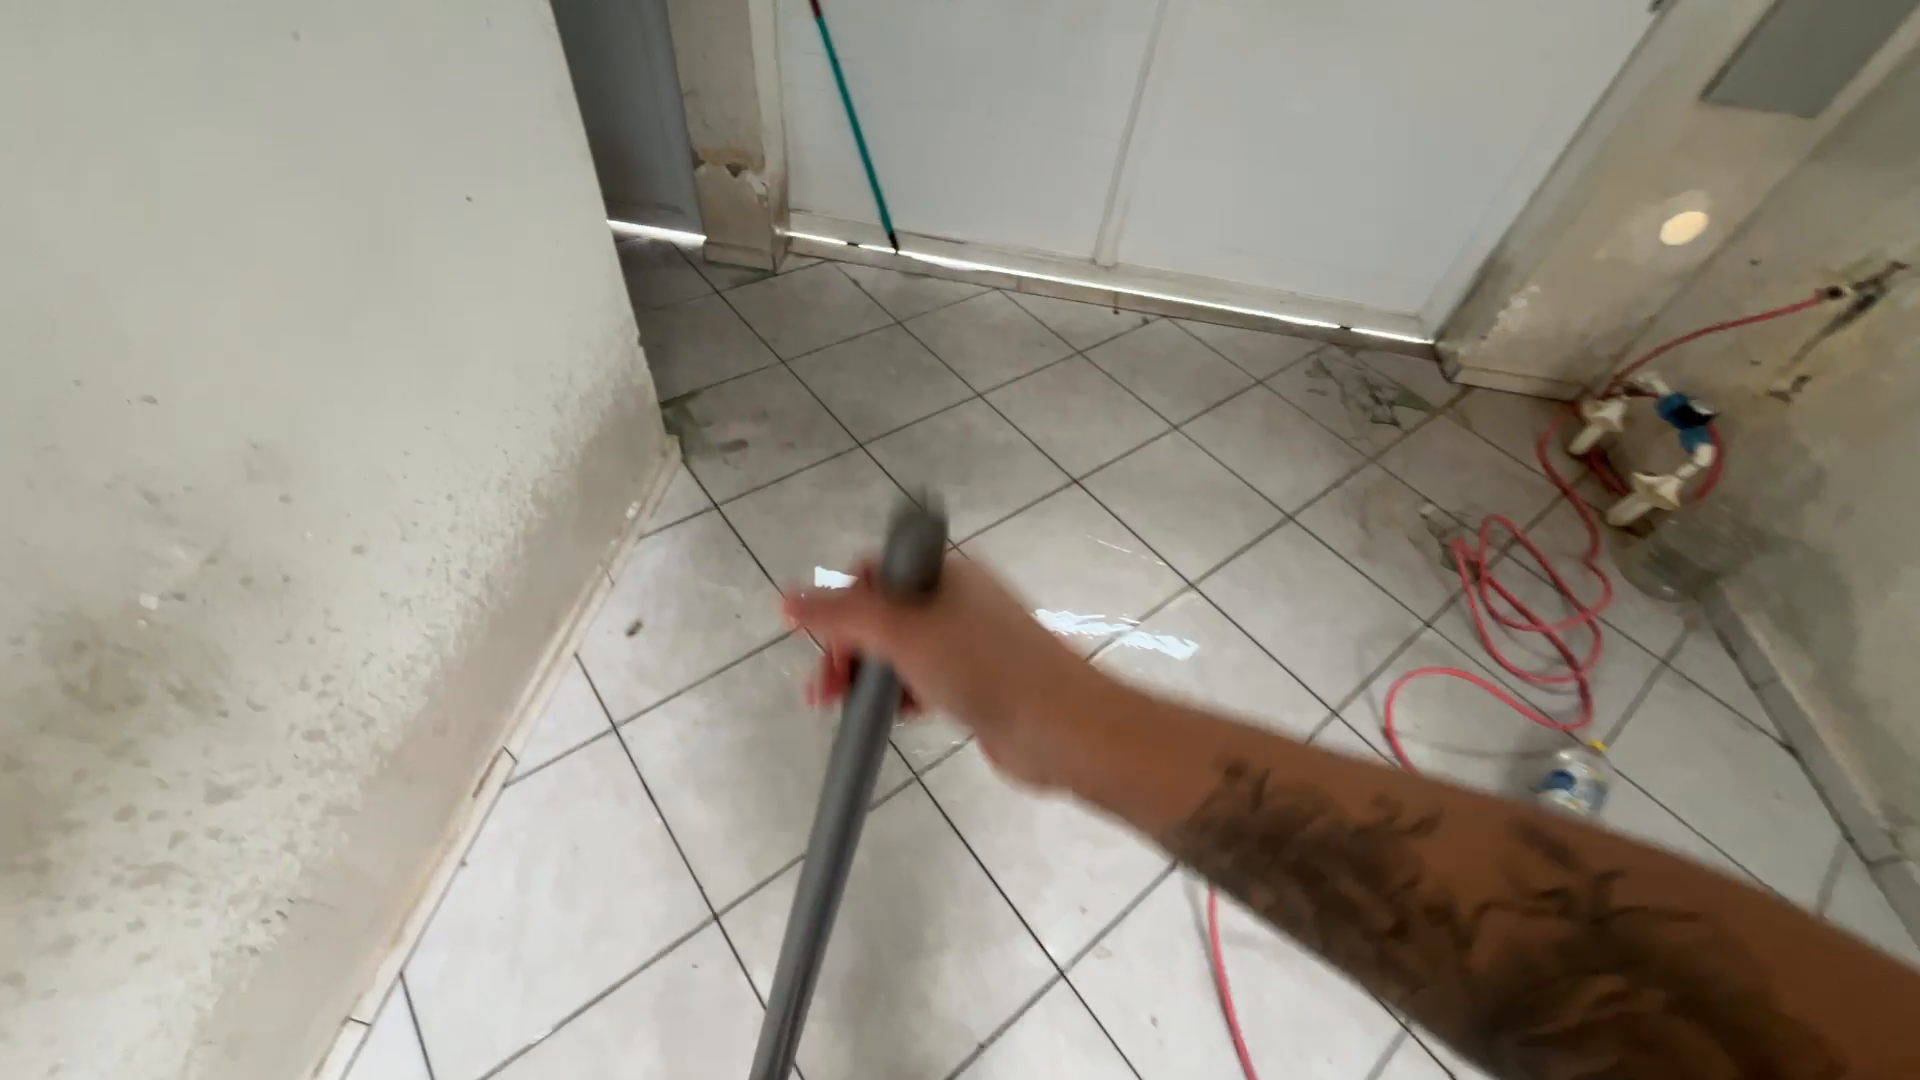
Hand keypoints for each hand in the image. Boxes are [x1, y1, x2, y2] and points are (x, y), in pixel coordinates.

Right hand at [783, 556, 1101, 788]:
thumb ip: (842, 615)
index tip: (822, 640)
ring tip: (837, 708)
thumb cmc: (981, 666)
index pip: (876, 573)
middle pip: (883, 615)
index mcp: (943, 572)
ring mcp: (967, 643)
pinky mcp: (974, 683)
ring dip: (866, 676)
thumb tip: (788, 599)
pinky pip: (922, 681)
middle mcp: (955, 600)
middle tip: (823, 690)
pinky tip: (885, 718)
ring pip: (900, 652)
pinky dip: (898, 696)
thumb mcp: (902, 632)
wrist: (1057, 725)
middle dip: (847, 648)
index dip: (843, 602)